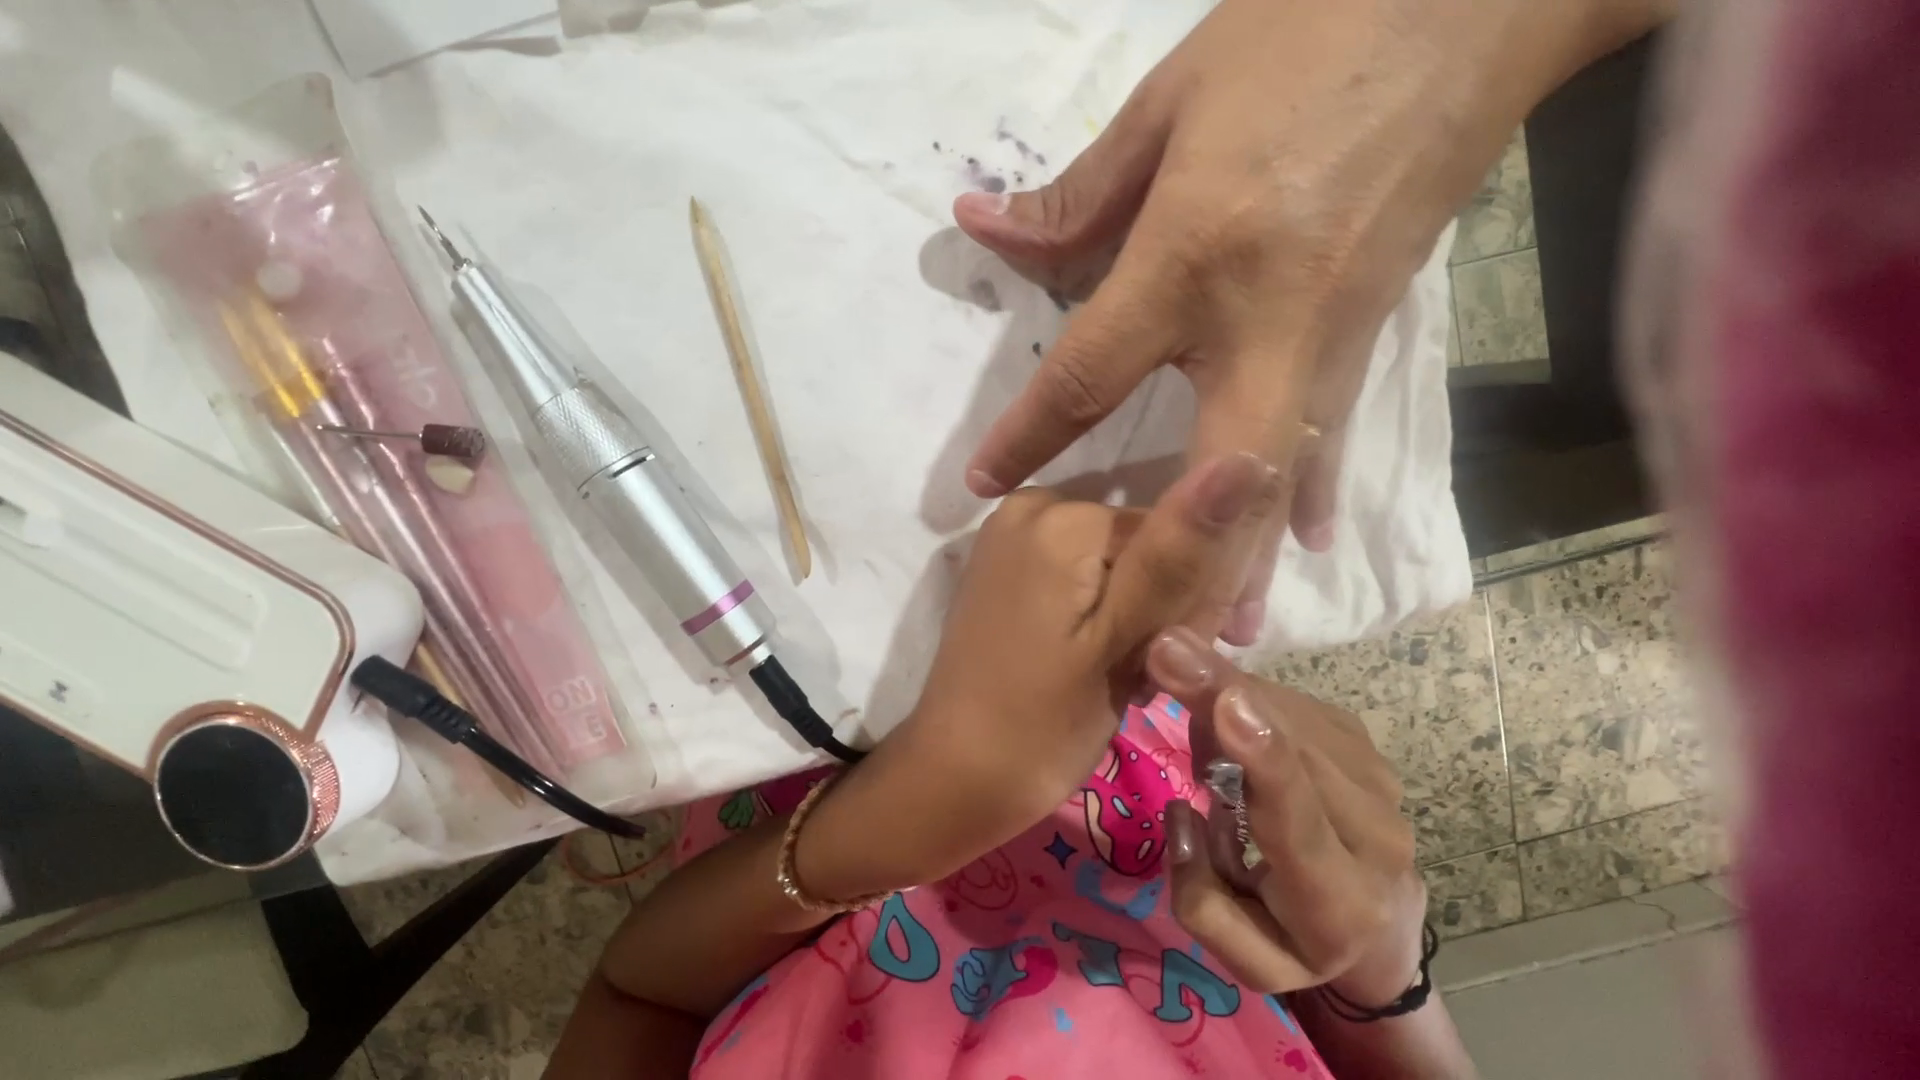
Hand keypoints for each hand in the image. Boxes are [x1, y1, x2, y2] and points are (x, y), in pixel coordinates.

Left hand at [795, 454, 1284, 899]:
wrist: (955, 777)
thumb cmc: (1045, 723)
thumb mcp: (1123, 642)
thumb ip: (1179, 552)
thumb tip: (1248, 456)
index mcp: (1063, 514)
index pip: (1178, 530)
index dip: (1192, 600)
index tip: (1171, 659)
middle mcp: (1030, 505)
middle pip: (1143, 543)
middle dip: (1157, 608)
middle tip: (1134, 675)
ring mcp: (1009, 535)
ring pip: (1115, 563)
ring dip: (1131, 617)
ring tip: (1110, 674)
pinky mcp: (1002, 568)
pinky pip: (1077, 574)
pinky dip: (1095, 615)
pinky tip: (1084, 661)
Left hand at [956, 0, 1658, 642]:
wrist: (1468, 3)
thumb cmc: (1303, 34)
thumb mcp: (1169, 102)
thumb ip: (1077, 193)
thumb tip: (984, 226)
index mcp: (1192, 256)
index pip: (1086, 373)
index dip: (1027, 435)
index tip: (982, 487)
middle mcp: (1262, 321)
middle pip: (1208, 468)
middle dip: (1177, 553)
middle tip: (1148, 627)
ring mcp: (1328, 338)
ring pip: (1281, 473)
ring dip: (1251, 557)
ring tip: (1227, 630)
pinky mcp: (1375, 333)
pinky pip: (1335, 432)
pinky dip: (1313, 491)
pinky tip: (1304, 540)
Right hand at [1150, 627, 1425, 1001]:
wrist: (1381, 935)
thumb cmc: (1298, 947)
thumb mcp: (1246, 964)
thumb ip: (1202, 902)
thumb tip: (1181, 811)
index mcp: (1339, 899)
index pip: (1298, 821)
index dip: (1263, 757)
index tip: (1227, 702)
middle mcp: (1375, 833)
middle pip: (1293, 745)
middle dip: (1223, 690)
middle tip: (1163, 652)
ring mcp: (1379, 783)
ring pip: (1293, 712)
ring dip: (1230, 694)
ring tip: (1196, 725)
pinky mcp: (1368, 747)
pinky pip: (1298, 703)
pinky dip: (1251, 699)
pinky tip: (1230, 723)